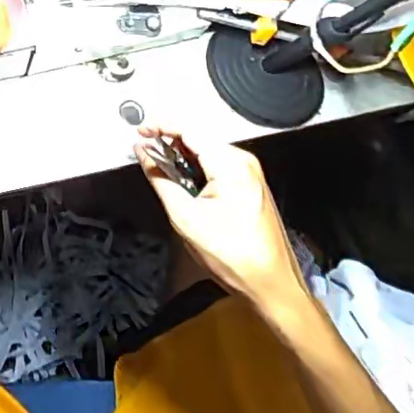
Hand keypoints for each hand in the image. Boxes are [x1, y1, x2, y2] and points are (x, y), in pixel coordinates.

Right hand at [135, 126, 305, 307]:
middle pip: (198, 137)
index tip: (141, 131)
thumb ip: (160, 180)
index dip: (161, 126)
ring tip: (165, 172)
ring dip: (183, 157)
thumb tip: (144, 155)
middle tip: (148, 153)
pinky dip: (198, 167)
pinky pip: (218, 163)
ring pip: (207, 150)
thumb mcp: (185, 218)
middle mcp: (244, 161)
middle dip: (170, 143)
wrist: (272, 285)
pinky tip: (186, 183)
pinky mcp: (250, 182)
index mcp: (231, 165)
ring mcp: (249, 171)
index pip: (189, 130)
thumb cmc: (234, 258)